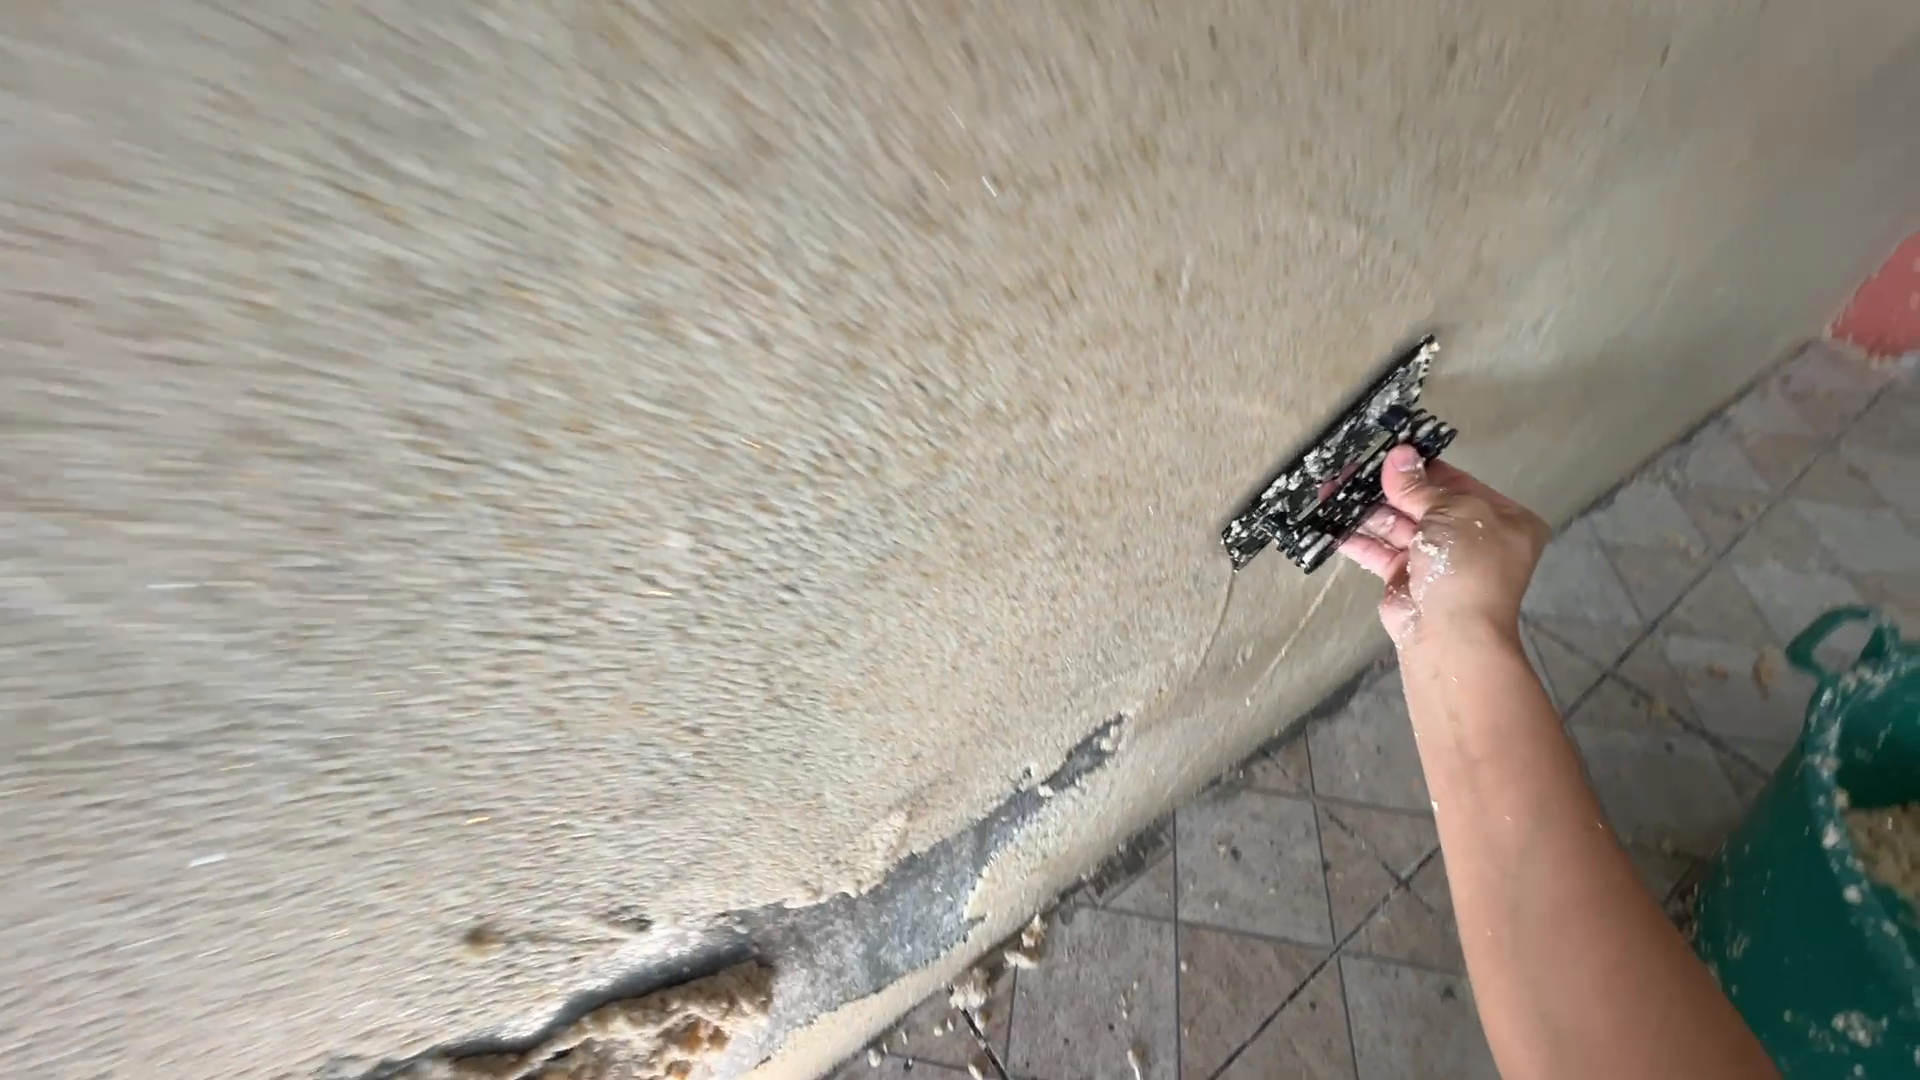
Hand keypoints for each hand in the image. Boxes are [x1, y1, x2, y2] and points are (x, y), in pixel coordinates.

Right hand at [1337, 444, 1550, 647]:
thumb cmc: (1467, 564)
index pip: (1454, 482)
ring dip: (1363, 509)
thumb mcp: (1452, 513)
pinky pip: (1377, 549)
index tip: (1385, 450)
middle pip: (1420, 501)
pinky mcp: (1403, 575)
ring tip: (1330, 489)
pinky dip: (1354, 537)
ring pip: (1394, 524)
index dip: (1419, 466)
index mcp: (1498, 517)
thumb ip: (1419, 486)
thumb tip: (1397, 454)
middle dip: (1384, 487)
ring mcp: (1433, 556)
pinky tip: (1329, 521)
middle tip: (1349, 468)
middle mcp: (1468, 535)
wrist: (1449, 631)